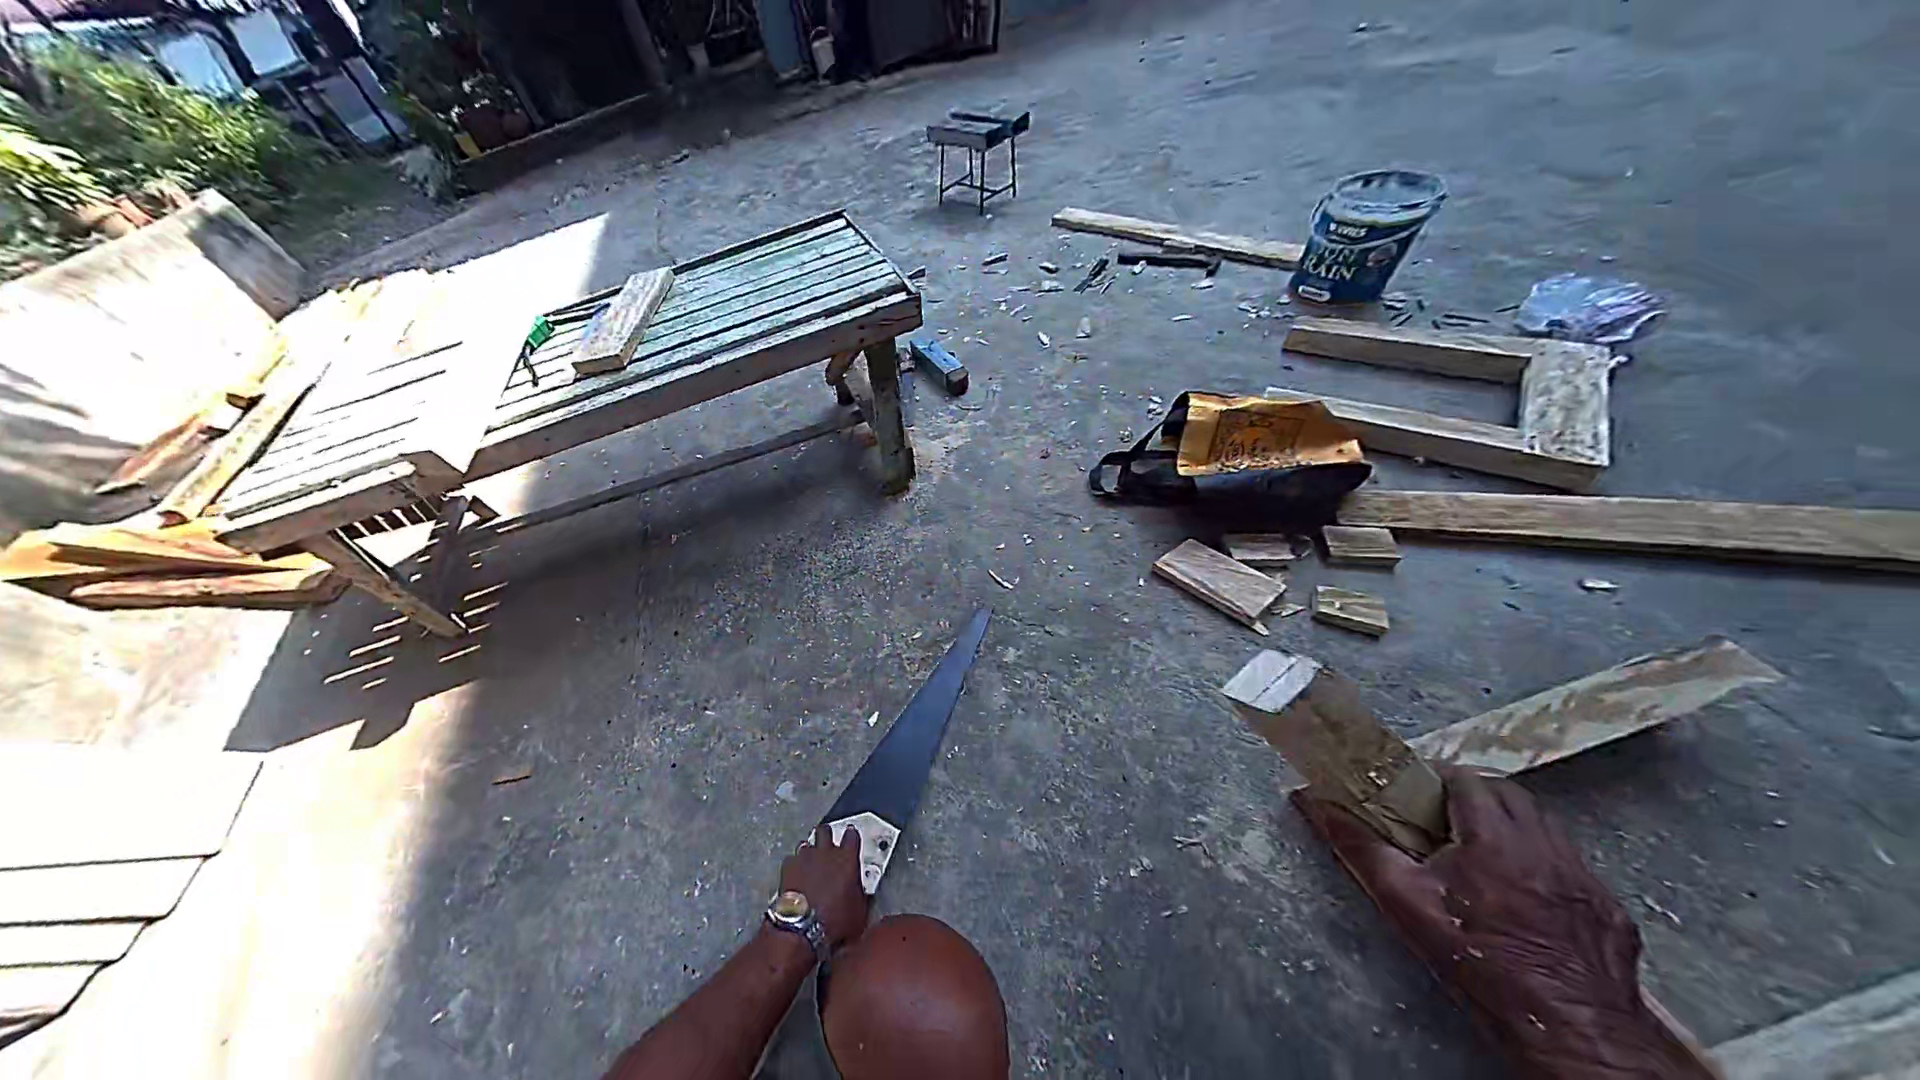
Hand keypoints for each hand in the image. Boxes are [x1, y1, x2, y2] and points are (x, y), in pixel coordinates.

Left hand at [781, 825, 869, 948]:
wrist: (802, 929)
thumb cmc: (832, 921)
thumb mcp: (858, 911)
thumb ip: (860, 893)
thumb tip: (860, 895)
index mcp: (847, 859)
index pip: (852, 836)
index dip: (851, 835)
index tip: (851, 836)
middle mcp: (826, 852)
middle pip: (825, 831)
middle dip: (826, 835)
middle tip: (827, 842)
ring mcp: (805, 858)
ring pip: (807, 844)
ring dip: (810, 851)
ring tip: (811, 862)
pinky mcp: (788, 867)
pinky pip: (791, 859)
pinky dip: (794, 865)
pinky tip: (795, 875)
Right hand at [1299, 768, 1708, 1078]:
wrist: (1570, 1031)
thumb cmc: (1478, 962)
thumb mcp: (1403, 901)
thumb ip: (1358, 845)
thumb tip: (1314, 803)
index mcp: (1494, 840)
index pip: (1468, 779)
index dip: (1439, 776)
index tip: (1417, 787)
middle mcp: (1545, 848)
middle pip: (1508, 793)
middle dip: (1473, 791)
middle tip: (1442, 809)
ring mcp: (1584, 877)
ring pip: (1543, 823)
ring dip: (1508, 820)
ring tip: (1478, 842)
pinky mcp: (1609, 908)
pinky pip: (1571, 861)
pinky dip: (1541, 857)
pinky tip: (1521, 885)